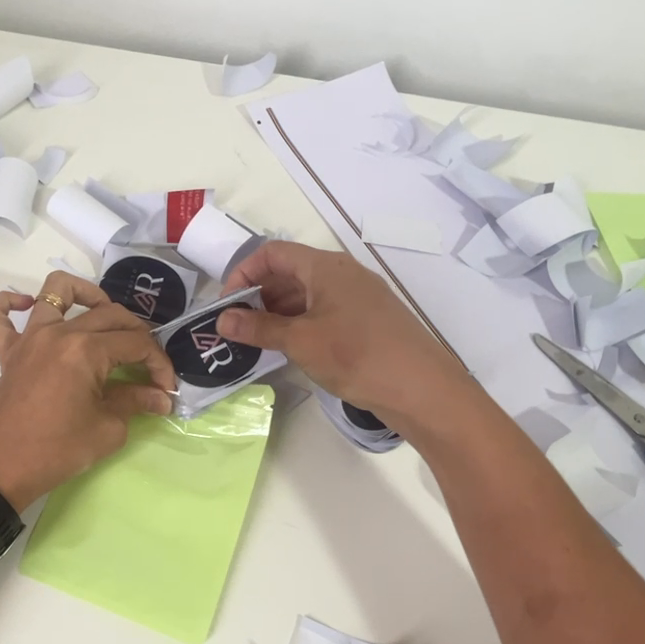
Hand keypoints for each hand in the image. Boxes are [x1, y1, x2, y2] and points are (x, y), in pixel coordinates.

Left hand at [0, 271, 177, 509]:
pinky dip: (10, 304)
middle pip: (108, 314)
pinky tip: (27, 307)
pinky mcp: (7, 352)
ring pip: (55, 291)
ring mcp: (29, 338)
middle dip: (138, 334)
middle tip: (147, 364)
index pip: (135, 343)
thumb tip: (161, 397)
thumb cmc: (57, 451)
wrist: (2, 469)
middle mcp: (58, 333)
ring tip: (102, 315)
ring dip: (85, 294)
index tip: (166, 388)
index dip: (158, 363)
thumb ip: (135, 403)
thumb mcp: (107, 429)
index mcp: (86, 350)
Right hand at [218, 241, 479, 443]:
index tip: (228, 306)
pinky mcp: (367, 320)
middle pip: (289, 272)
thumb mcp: (300, 342)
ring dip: (277, 313)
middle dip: (258, 296)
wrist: (422, 390)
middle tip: (238, 327)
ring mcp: (358, 297)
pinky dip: (300, 323)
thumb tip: (222, 320)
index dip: (243, 273)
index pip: (272, 253)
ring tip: (258, 341)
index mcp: (326, 267)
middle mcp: (343, 274)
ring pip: (306, 294)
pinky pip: (323, 311)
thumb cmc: (357, 356)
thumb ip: (259, 328)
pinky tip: (290, 348)